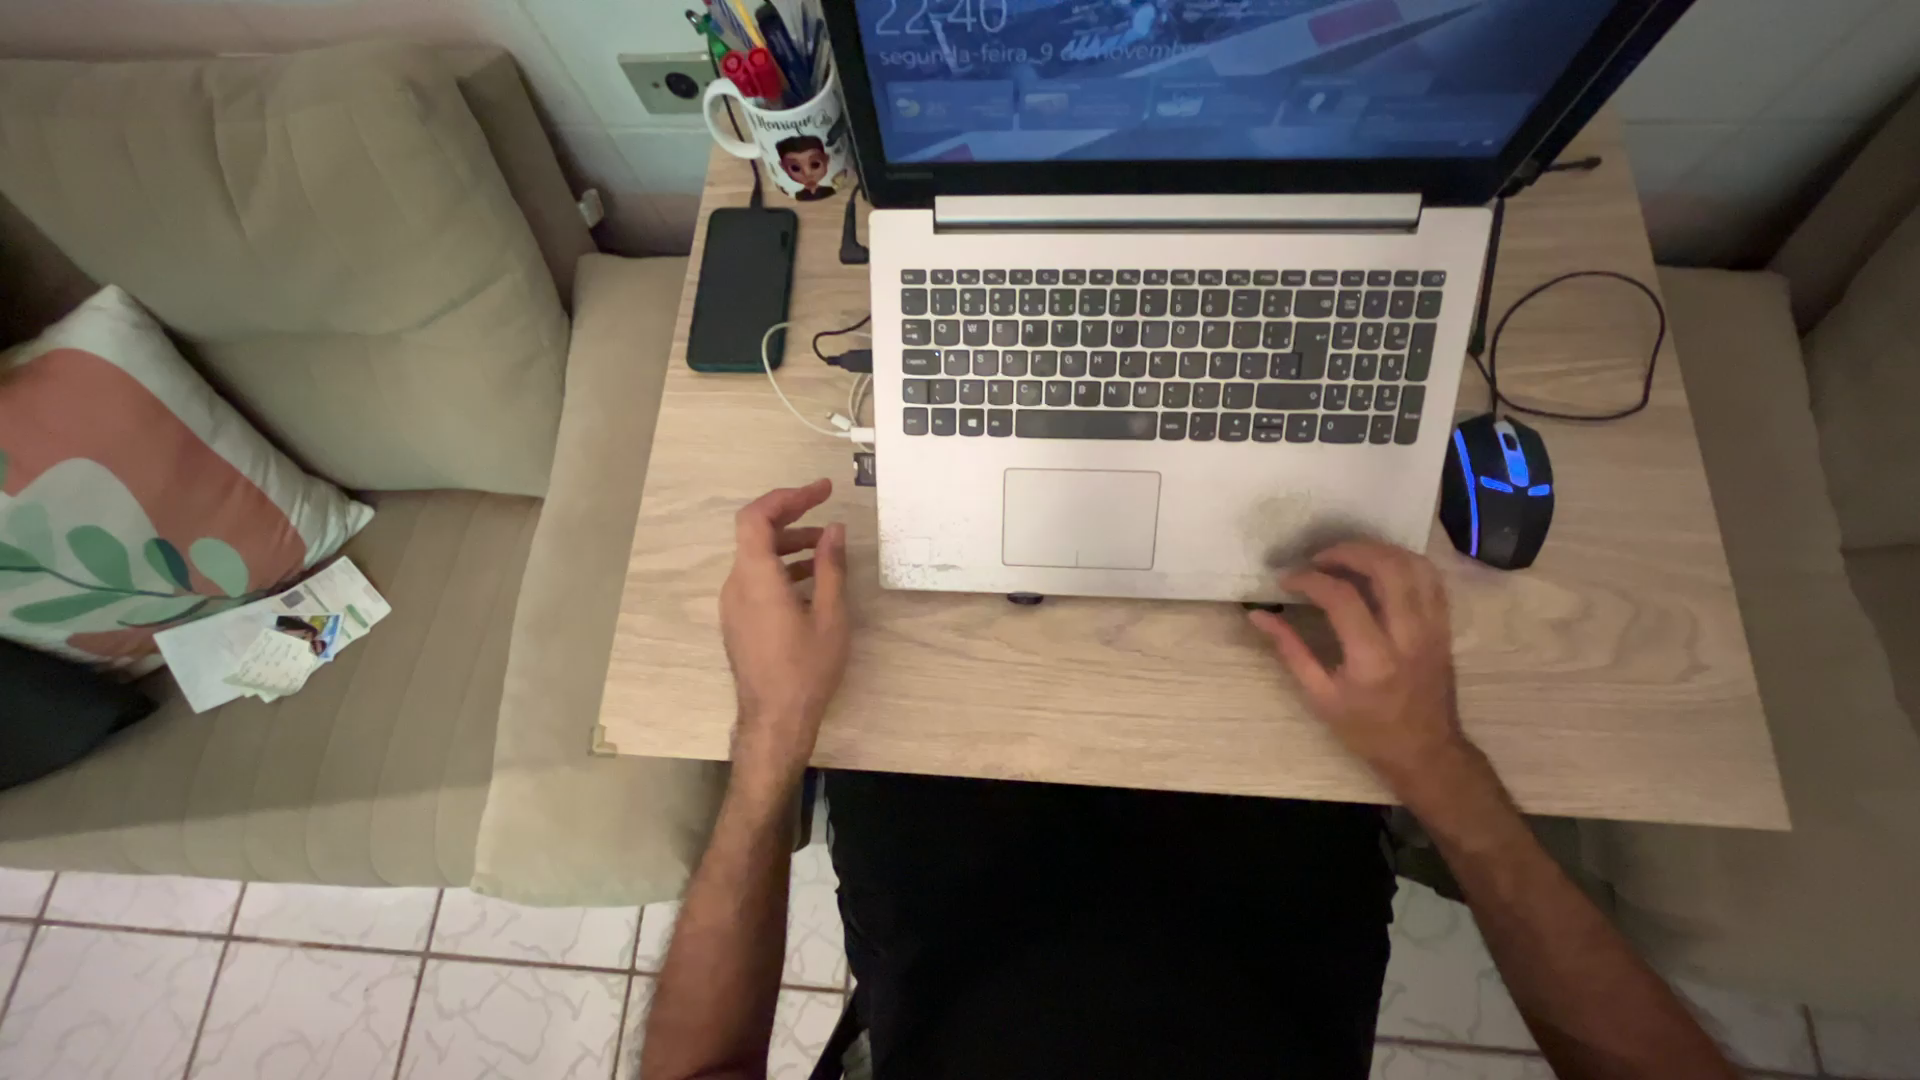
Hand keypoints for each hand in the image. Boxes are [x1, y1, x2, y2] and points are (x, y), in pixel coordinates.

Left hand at [719, 479, 849, 780]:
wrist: (775, 720)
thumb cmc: (806, 669)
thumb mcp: (830, 615)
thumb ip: (830, 567)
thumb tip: (833, 529)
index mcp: (756, 578)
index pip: (756, 517)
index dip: (787, 496)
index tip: (820, 490)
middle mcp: (736, 585)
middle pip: (756, 534)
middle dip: (793, 517)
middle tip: (828, 511)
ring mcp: (733, 604)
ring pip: (757, 558)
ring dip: (790, 544)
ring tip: (828, 549)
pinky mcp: (738, 620)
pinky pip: (756, 579)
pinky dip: (782, 568)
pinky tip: (812, 581)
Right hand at [1248, 540, 1469, 794]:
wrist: (1426, 752)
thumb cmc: (1366, 729)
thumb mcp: (1319, 695)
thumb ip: (1290, 649)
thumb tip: (1258, 615)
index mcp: (1372, 659)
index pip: (1342, 597)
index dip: (1309, 579)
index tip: (1287, 580)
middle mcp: (1408, 636)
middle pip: (1386, 569)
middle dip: (1348, 552)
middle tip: (1318, 559)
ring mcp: (1433, 629)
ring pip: (1414, 566)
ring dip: (1377, 551)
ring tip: (1346, 557)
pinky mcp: (1444, 626)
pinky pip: (1430, 579)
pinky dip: (1402, 562)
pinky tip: (1377, 568)